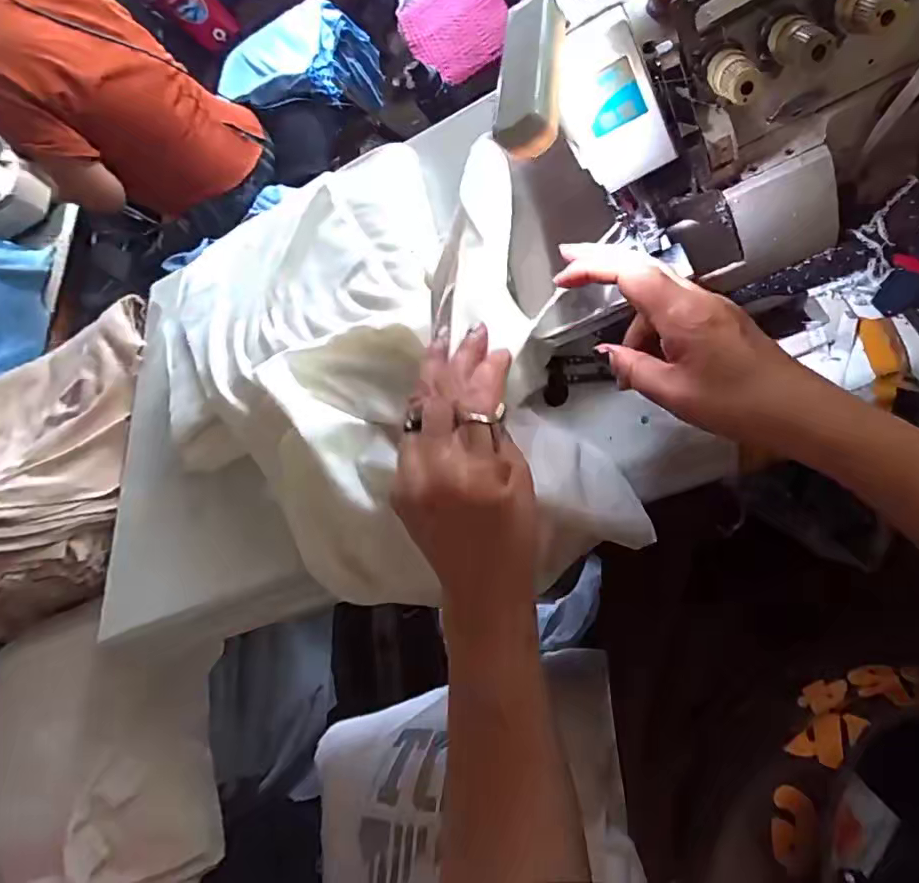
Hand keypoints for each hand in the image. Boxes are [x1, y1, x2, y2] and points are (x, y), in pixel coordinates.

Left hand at [391, 325, 540, 618]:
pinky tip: (431, 387)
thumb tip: (486, 394)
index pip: (474, 401)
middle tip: (466, 331)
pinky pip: (409, 435)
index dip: (486, 369)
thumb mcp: (520, 479)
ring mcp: (408, 477)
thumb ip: (497, 433)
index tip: (497, 347)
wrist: (480, 587)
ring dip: (430, 375)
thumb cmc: (514, 534)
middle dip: (454, 359)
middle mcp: (431, 468)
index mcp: (471, 469)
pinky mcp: (397, 486)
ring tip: (440, 344)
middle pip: (439, 397)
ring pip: (416, 412)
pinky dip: (422, 408)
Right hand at [554, 243, 847, 444]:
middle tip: (569, 268)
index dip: (591, 267)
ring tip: (630, 369)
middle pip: (641, 268)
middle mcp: (696, 298)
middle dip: (602, 265)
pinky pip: (675, 312)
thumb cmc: (737, 403)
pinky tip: (655, 363)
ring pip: (657, 298)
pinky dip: (655, 330)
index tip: (562, 275)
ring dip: (635, 324)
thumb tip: (608, 354)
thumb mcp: (674, 392)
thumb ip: (634, 368)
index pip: (629, 272)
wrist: (798, 410)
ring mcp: (711, 305)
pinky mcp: (719, 318)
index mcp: (682, 311)